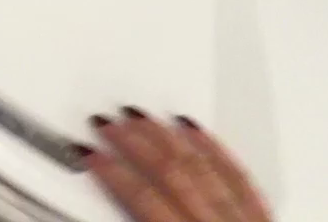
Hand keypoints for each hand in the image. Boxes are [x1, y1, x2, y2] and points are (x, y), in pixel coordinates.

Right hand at [83, 109, 270, 221]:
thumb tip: (105, 216)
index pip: (145, 200)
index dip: (112, 172)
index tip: (88, 152)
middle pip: (173, 174)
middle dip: (134, 142)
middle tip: (106, 123)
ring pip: (203, 167)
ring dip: (166, 137)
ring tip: (140, 116)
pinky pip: (239, 178)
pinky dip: (214, 151)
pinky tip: (194, 132)